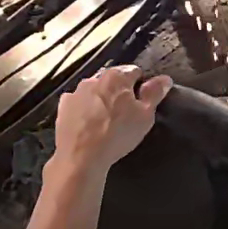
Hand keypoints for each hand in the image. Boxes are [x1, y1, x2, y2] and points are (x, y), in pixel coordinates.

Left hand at [51, 65, 171, 175]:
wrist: (81, 157)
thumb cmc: (117, 134)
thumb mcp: (145, 115)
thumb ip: (155, 93)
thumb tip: (165, 78)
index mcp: (116, 77)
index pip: (135, 71)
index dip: (142, 85)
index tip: (144, 102)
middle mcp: (94, 78)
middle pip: (113, 81)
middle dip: (121, 92)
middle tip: (127, 114)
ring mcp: (76, 92)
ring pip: (96, 91)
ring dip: (103, 100)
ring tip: (107, 122)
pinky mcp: (63, 107)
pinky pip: (80, 104)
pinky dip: (86, 110)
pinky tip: (90, 126)